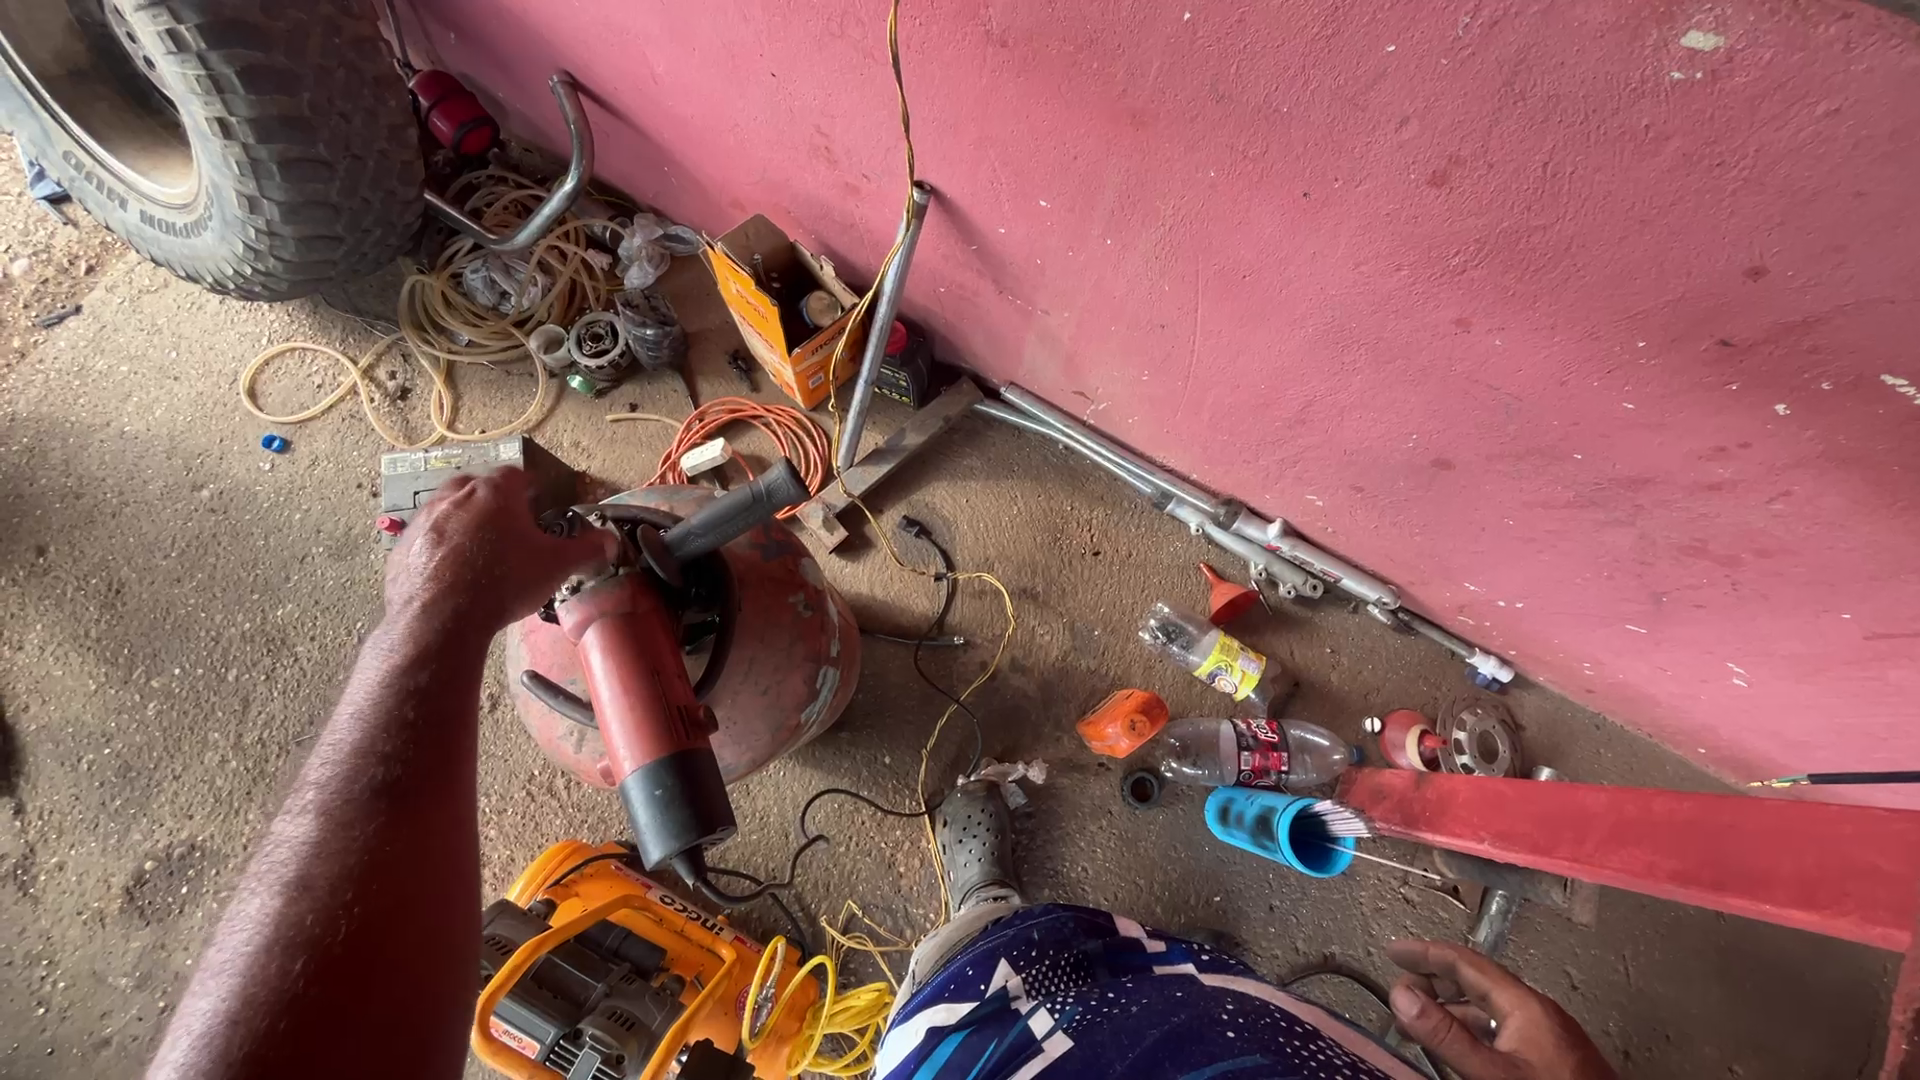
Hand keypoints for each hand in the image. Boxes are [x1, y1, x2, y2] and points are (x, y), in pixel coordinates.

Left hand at [384, 468, 612, 637]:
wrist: (439, 618)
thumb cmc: (505, 580)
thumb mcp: (558, 565)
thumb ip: (587, 548)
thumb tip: (611, 540)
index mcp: (495, 492)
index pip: (516, 475)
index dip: (531, 488)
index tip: (539, 504)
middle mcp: (454, 496)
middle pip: (477, 485)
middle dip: (494, 499)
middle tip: (510, 525)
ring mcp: (423, 520)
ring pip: (448, 509)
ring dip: (465, 521)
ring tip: (482, 550)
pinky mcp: (401, 548)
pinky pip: (427, 538)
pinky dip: (441, 547)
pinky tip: (454, 573)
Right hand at [1386, 939, 1615, 1079]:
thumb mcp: (1494, 1075)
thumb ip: (1447, 1036)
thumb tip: (1400, 995)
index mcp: (1524, 1004)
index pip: (1464, 961)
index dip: (1424, 952)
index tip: (1392, 953)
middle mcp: (1537, 1011)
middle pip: (1475, 979)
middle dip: (1432, 981)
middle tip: (1400, 997)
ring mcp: (1549, 1036)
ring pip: (1488, 1007)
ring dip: (1449, 1009)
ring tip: (1419, 1026)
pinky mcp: (1555, 1058)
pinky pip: (1501, 1028)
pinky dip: (1470, 1029)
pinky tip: (1459, 1048)